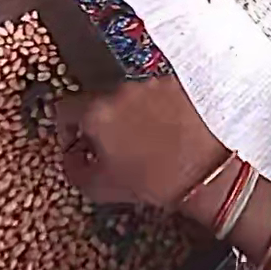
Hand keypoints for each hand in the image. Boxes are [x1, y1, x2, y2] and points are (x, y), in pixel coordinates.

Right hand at [54, 76, 229, 208]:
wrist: (206, 173)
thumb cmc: (153, 182)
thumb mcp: (100, 187)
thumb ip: (73, 168)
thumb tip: (71, 154)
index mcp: (97, 112)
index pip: (65, 107)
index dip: (66, 127)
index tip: (75, 140)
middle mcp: (121, 89)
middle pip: (97, 99)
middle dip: (100, 121)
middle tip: (112, 145)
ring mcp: (149, 83)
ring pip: (127, 95)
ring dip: (128, 112)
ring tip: (144, 139)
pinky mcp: (174, 82)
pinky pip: (153, 92)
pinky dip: (154, 106)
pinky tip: (165, 129)